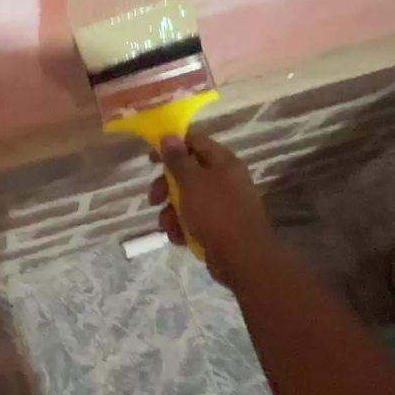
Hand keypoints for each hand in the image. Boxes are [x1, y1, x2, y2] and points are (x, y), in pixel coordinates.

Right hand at [148, 133, 276, 282]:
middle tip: (153, 199)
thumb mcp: (192, 182)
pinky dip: (183, 227)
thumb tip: (169, 136)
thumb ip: (178, 159)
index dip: (171, 146)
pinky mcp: (220, 227)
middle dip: (166, 186)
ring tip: (167, 226)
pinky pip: (195, 220)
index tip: (151, 158)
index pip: (194, 141)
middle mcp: (225, 179)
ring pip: (188, 199)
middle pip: (188, 172)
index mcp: (223, 162)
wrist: (243, 258)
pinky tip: (178, 238)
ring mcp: (223, 204)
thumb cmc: (216, 213)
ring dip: (171, 212)